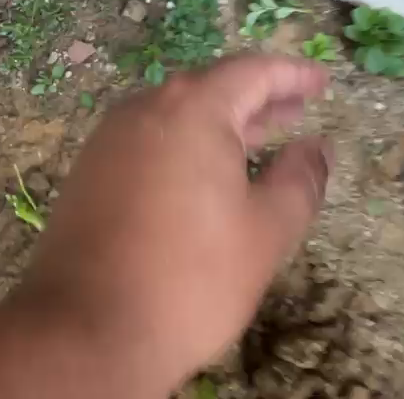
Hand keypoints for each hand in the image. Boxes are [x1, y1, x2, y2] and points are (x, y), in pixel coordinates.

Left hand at [10, 55, 331, 395]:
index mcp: (194, 108)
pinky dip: (189, 141)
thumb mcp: (265, 232)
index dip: (292, 75)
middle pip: (214, 85)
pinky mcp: (92, 167)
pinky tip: (204, 174)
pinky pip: (153, 135)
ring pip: (180, 111)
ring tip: (258, 140)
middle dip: (259, 97)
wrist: (81, 333)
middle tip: (297, 111)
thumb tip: (316, 147)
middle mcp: (149, 106)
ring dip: (224, 121)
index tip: (321, 82)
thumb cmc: (188, 277)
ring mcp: (113, 135)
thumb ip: (300, 180)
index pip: (253, 71)